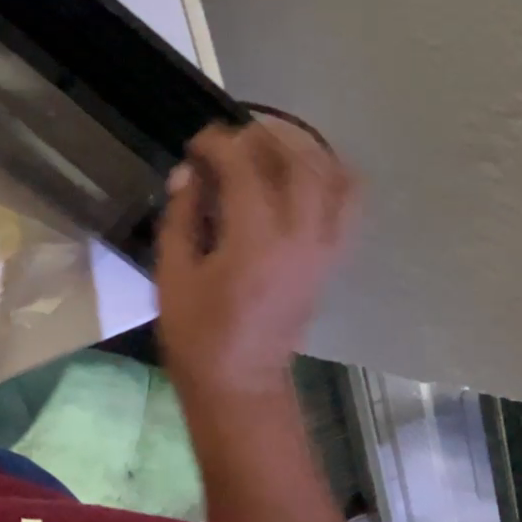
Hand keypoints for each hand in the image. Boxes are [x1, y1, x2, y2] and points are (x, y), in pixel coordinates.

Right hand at [155, 121, 356, 394]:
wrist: (239, 383)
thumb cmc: (197, 337)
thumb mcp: (172, 279)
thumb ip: (180, 219)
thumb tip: (188, 175)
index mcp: (253, 240)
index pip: (244, 167)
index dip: (219, 145)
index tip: (197, 143)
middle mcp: (299, 234)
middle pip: (296, 158)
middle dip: (262, 138)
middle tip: (232, 141)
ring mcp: (324, 246)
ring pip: (330, 172)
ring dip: (301, 149)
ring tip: (270, 150)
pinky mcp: (332, 258)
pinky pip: (349, 201)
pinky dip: (333, 176)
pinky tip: (307, 176)